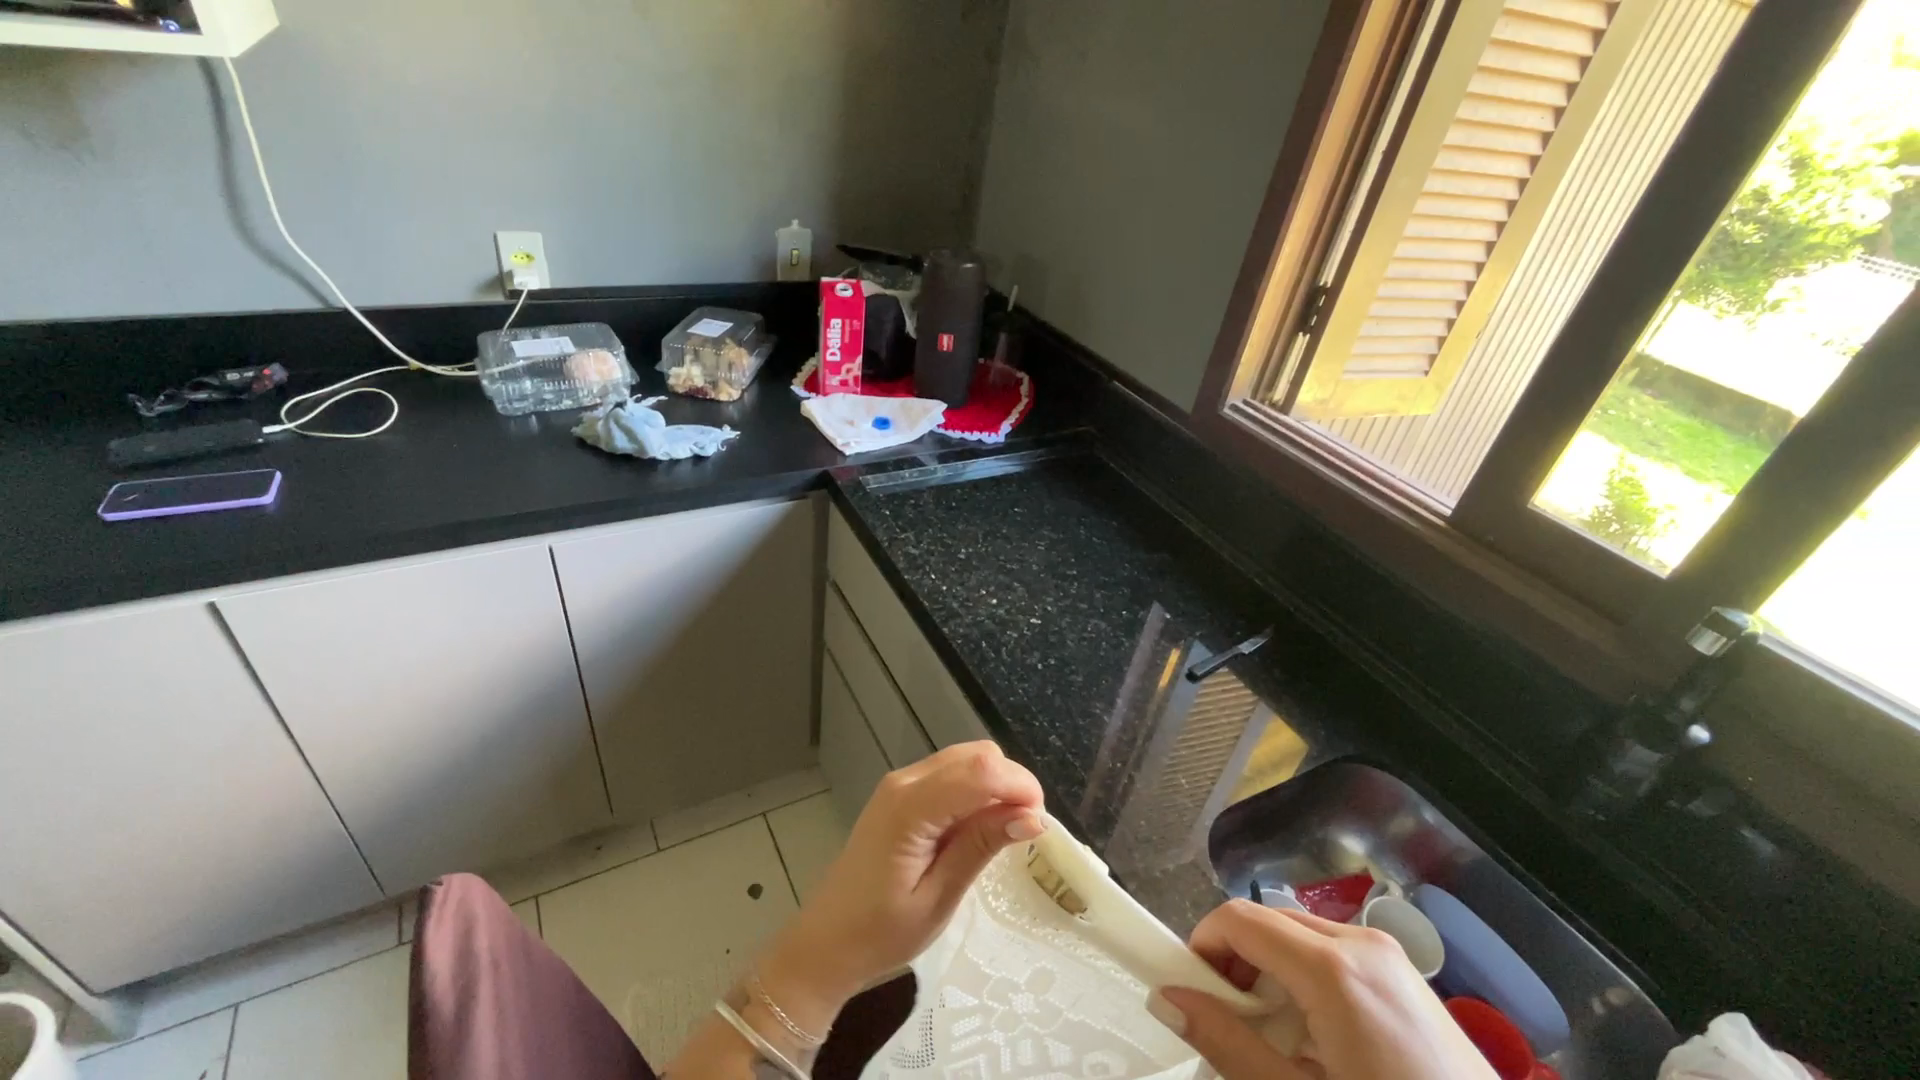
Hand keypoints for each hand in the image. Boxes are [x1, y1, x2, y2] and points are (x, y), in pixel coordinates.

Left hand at [755, 742, 1045, 1034]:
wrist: (826, 942)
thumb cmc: (880, 933)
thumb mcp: (938, 898)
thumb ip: (980, 847)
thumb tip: (1032, 816)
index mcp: (910, 807)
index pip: (981, 770)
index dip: (1020, 788)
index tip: (1037, 828)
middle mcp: (904, 781)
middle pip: (977, 755)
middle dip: (1012, 784)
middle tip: (1020, 834)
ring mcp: (899, 784)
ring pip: (966, 759)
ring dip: (995, 786)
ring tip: (999, 836)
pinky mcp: (900, 793)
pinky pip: (950, 773)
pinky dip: (974, 790)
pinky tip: (973, 830)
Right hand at [1151, 899, 1495, 1079]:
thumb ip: (1228, 1045)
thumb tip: (1166, 1000)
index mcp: (1332, 967)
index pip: (1238, 919)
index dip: (1202, 949)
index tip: (1193, 1000)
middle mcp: (1362, 943)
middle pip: (1269, 924)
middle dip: (1235, 965)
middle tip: (1231, 1028)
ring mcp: (1392, 958)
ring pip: (1301, 939)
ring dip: (1270, 976)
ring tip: (1277, 1044)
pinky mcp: (1409, 979)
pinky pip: (1336, 957)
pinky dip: (1307, 983)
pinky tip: (1322, 1044)